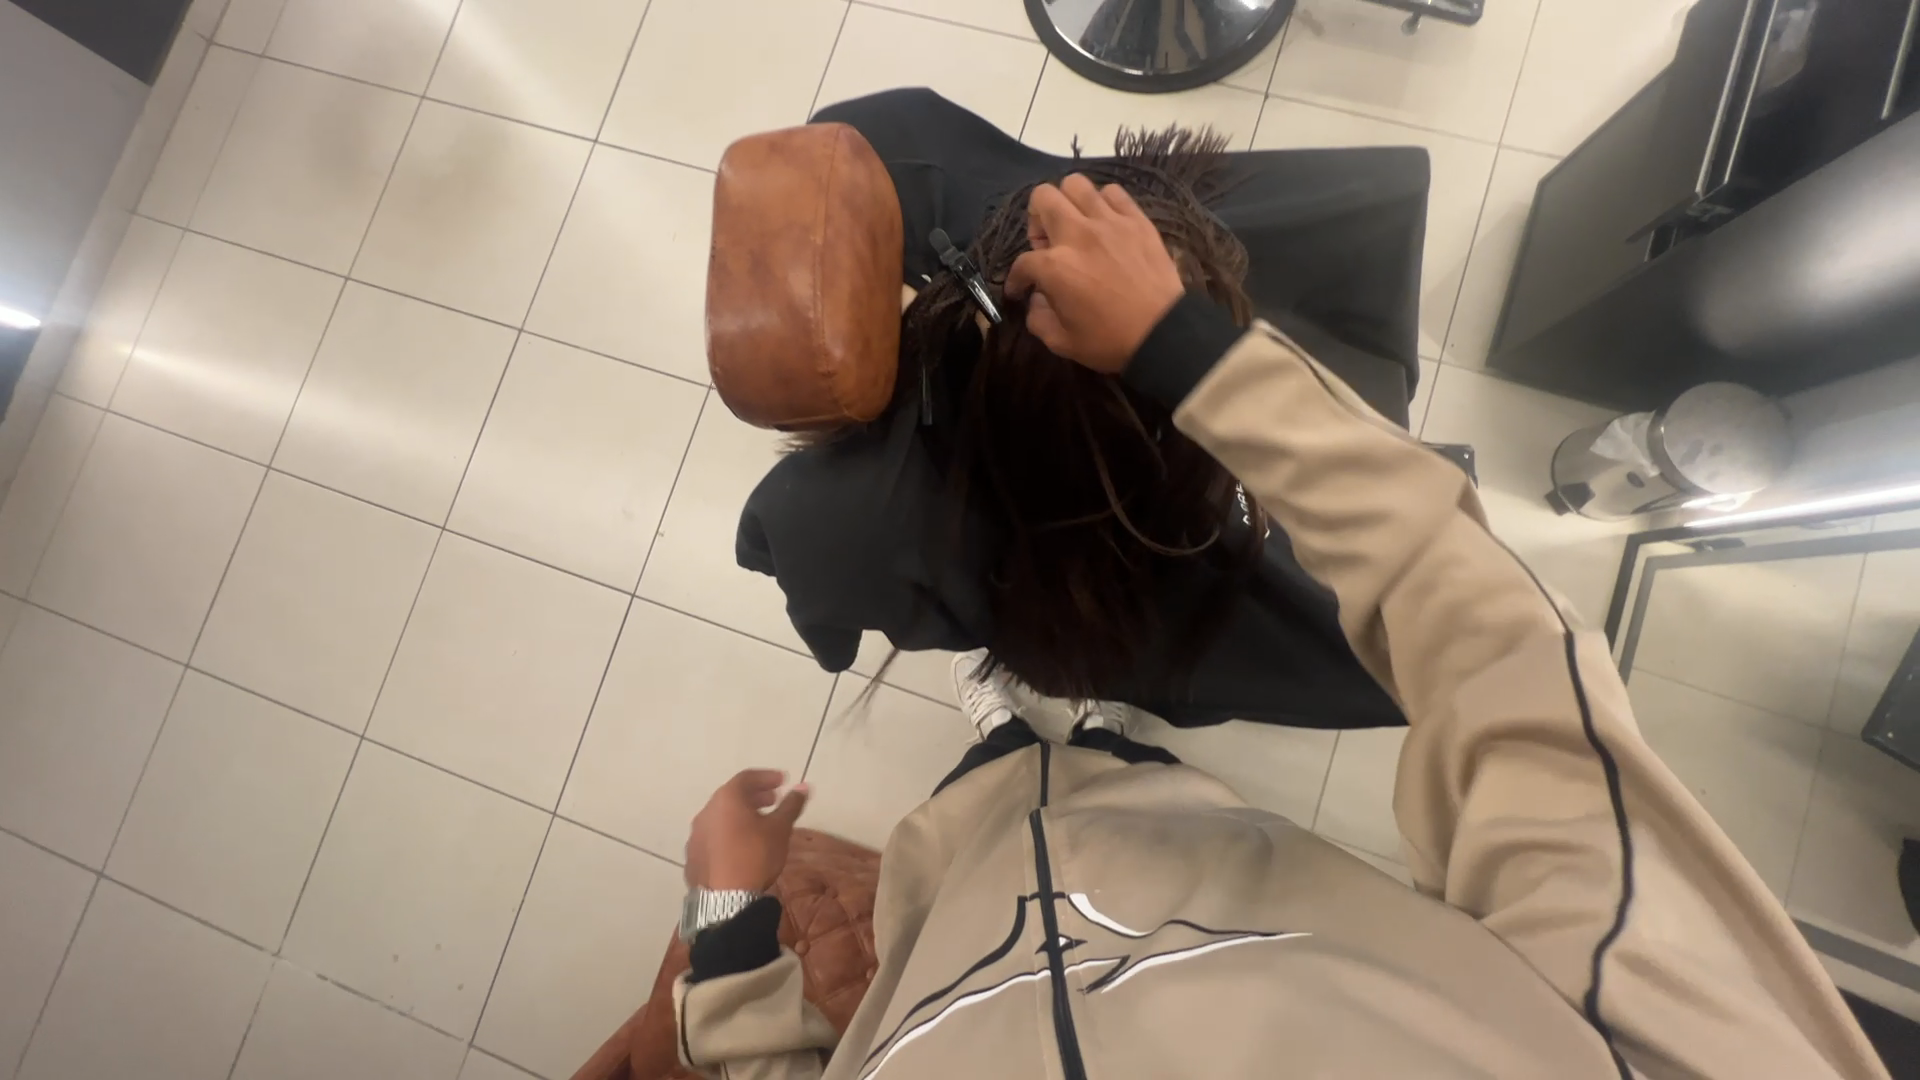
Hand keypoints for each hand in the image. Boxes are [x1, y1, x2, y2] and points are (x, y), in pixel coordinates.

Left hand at [685, 770, 808, 890]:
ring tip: (758, 824)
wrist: (725, 902)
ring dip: (740, 815)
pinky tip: (740, 847)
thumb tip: (803, 786)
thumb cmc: (755, 856)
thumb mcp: (780, 828)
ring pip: (720, 816)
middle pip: (732, 796)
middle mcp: (706, 812)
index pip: (747, 777)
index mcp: (726, 799)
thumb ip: (791, 804)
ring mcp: (695, 835)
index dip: (767, 777)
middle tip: (773, 801)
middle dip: (754, 795)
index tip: (783, 782)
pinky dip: (727, 833)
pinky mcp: (692, 857)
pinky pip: (712, 836)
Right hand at [1005, 173, 1185, 373]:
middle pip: (1043, 197)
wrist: (1161, 333)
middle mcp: (1077, 233)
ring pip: (1076, 184)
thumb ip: (1038, 319)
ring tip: (1075, 227)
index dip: (1016, 279)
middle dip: (1036, 220)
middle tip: (1047, 244)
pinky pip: (1113, 193)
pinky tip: (1104, 225)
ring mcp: (1109, 222)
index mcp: (1055, 267)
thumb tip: (1035, 300)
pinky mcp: (1136, 219)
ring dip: (1068, 204)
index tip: (1020, 290)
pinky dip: (1102, 204)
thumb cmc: (1108, 341)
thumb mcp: (1061, 342)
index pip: (1022, 262)